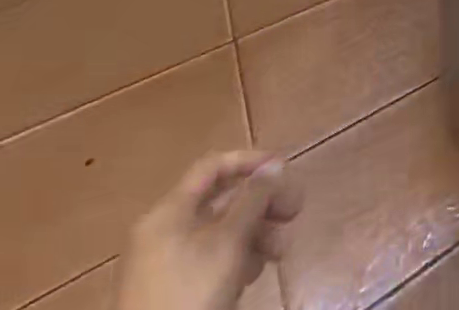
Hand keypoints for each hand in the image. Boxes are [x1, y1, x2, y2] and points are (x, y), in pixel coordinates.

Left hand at [117, 151, 303, 309]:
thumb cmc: (190, 296)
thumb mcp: (229, 243)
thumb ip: (254, 198)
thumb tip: (274, 164)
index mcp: (169, 212)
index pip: (213, 166)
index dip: (251, 161)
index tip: (285, 171)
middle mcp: (164, 230)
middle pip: (221, 200)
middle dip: (261, 203)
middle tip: (294, 212)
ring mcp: (165, 262)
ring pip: (220, 231)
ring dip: (255, 233)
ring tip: (280, 251)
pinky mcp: (171, 290)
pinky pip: (210, 258)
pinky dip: (236, 257)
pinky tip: (253, 274)